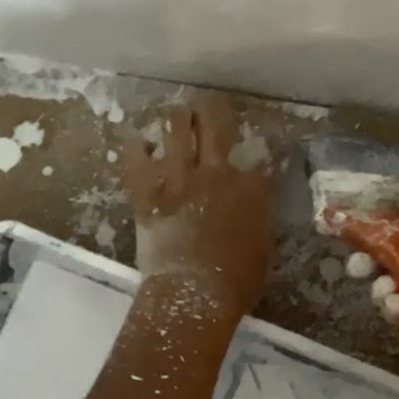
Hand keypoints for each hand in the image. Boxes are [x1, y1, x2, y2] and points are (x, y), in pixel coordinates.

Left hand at [124, 93, 271, 318]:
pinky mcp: (148, 191)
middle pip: (214, 121)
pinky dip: (136, 145)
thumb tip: (250, 201)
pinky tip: (137, 139)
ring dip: (176, 116)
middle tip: (207, 102)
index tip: (259, 140)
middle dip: (211, 106)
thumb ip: (256, 214)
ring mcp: (179, 178)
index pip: (260, 152)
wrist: (193, 296)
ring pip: (175, 126)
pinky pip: (136, 157)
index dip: (260, 142)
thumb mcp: (262, 245)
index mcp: (250, 187)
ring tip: (175, 114)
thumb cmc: (236, 281)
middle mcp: (215, 171)